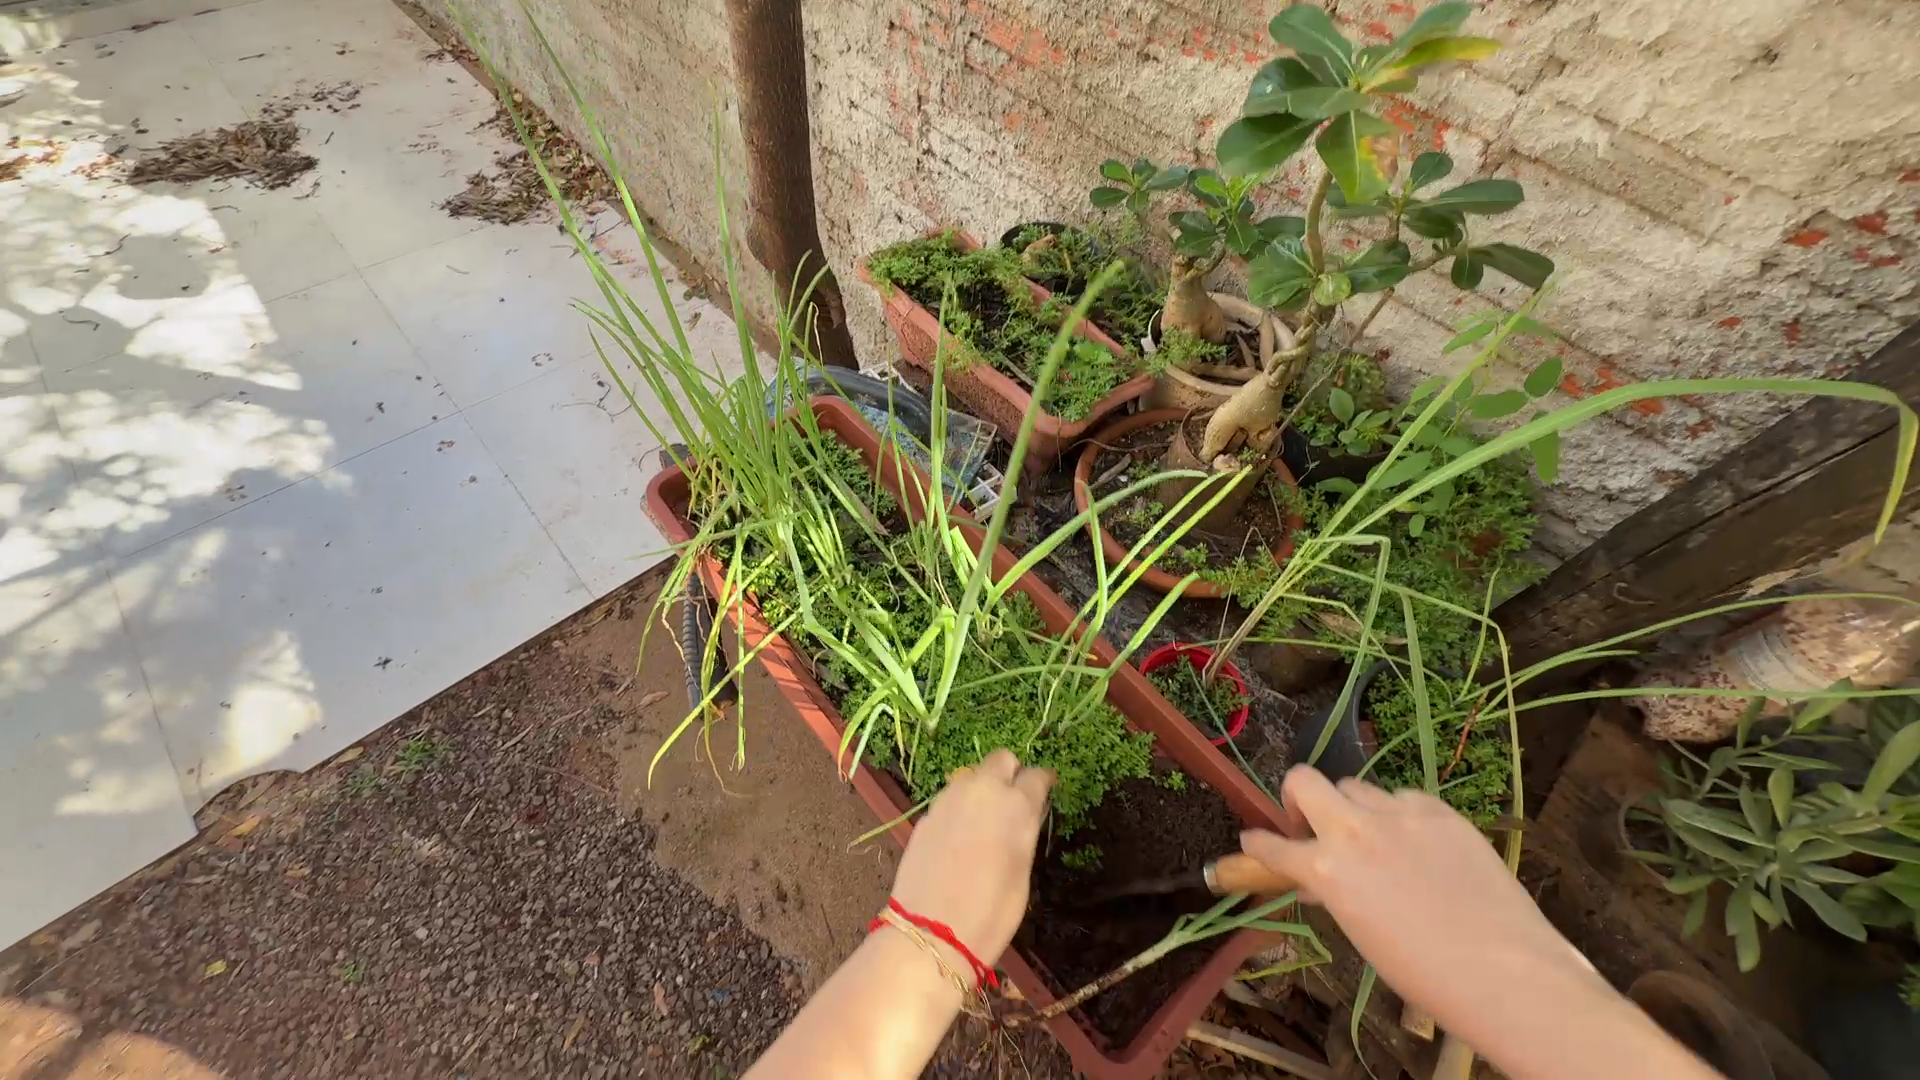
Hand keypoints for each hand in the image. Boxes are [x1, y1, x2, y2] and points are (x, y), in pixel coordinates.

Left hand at [888, 749, 1053, 964]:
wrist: (931, 932)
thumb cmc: (991, 912)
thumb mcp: (1022, 873)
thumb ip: (1023, 832)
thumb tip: (1025, 814)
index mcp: (1016, 805)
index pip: (1036, 775)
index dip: (1042, 783)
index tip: (1044, 791)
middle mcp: (982, 791)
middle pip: (1001, 759)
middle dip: (1010, 772)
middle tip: (1012, 800)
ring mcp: (950, 798)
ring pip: (972, 775)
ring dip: (981, 788)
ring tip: (983, 822)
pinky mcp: (927, 813)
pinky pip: (950, 799)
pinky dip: (959, 809)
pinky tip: (958, 838)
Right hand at [1241, 766, 1605, 1037]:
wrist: (1512, 978)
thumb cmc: (1426, 974)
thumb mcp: (1361, 934)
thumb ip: (1333, 893)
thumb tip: (1318, 883)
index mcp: (1326, 869)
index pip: (1271, 844)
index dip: (1258, 843)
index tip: (1255, 841)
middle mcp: (1353, 831)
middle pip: (1303, 780)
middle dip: (1296, 797)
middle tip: (1310, 823)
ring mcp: (1399, 815)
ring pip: (1356, 787)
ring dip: (1354, 810)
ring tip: (1377, 841)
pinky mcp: (1440, 811)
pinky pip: (1404, 798)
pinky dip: (1400, 816)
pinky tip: (1420, 846)